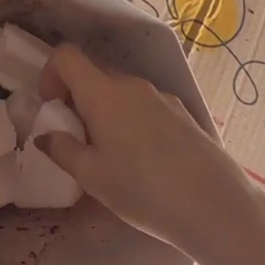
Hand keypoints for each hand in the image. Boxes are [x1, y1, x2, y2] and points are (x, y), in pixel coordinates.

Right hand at [35, 44, 249, 249]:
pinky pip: (147, 106)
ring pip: (122, 91)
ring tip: (114, 153)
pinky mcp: (184, 114)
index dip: (51, 74)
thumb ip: (62, 150)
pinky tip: (147, 160)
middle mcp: (131, 85)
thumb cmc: (143, 190)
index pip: (67, 56)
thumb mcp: (92, 177)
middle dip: (78, 96)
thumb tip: (46, 135)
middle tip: (79, 135)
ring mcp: (161, 97)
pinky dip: (135, 120)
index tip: (52, 107)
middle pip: (94, 73)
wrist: (217, 208)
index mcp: (102, 93)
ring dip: (108, 110)